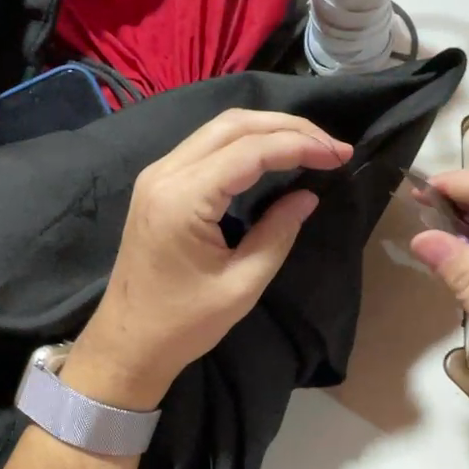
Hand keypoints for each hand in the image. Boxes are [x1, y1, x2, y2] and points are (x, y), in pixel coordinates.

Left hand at [65, 110, 351, 410]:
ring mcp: (157, 175)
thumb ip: (278, 233)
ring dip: (267, 129)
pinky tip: (273, 154)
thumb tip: (308, 196)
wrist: (128, 342)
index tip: (340, 154)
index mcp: (183, 199)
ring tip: (311, 145)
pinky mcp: (158, 184)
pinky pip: (205, 145)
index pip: (250, 151)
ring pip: (219, 129)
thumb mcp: (242, 284)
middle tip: (331, 146)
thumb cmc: (184, 323)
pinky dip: (244, 142)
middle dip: (288, 127)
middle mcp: (165, 173)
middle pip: (233, 125)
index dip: (300, 145)